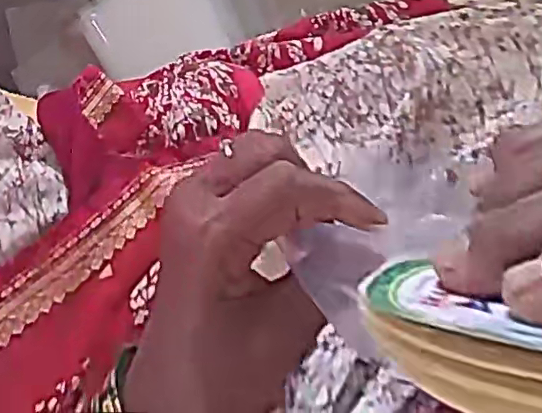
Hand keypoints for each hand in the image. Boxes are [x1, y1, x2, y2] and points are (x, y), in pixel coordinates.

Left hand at [123, 132, 385, 412]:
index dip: (336, 196)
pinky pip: (240, 169)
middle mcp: (193, 197)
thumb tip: (364, 246)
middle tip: (345, 220)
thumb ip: (326, 280)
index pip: (286, 185)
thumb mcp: (281, 333)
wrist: (169, 395)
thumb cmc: (217, 375)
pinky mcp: (191, 201)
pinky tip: (293, 220)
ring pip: (253, 152)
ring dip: (293, 177)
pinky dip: (273, 183)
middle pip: (267, 153)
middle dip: (313, 180)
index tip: (373, 221)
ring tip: (322, 219)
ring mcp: (187, 194)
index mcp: (211, 230)